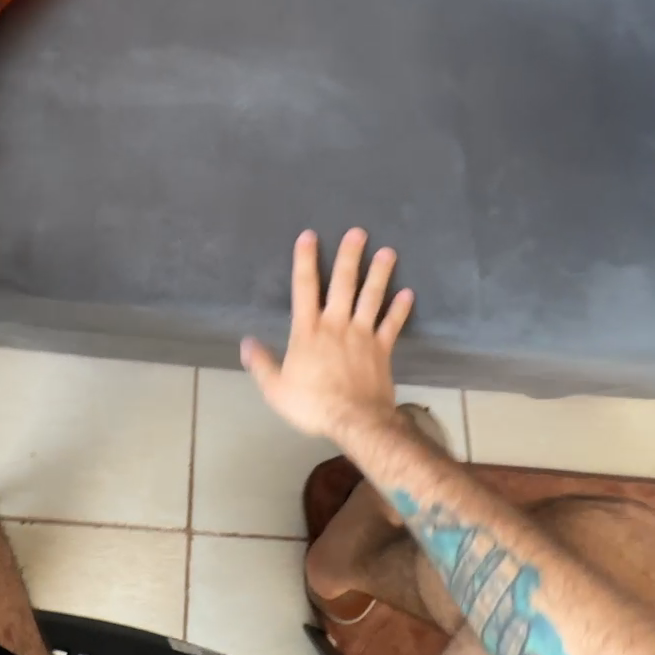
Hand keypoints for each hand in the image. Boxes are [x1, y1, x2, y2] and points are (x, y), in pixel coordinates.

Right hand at [241, 228, 413, 440]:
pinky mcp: (382, 349)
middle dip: (350, 256)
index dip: (305, 260)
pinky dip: (400, 309)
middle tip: (358, 232)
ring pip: (371, 297)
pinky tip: (408, 293)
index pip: (304, 287)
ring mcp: (362, 334)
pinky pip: (392, 325)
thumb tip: (245, 342)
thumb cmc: (312, 403)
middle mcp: (335, 324)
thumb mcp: (276, 388)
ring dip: (379, 274)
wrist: (356, 422)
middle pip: (343, 283)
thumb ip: (261, 363)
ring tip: (388, 252)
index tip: (309, 236)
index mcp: (307, 330)